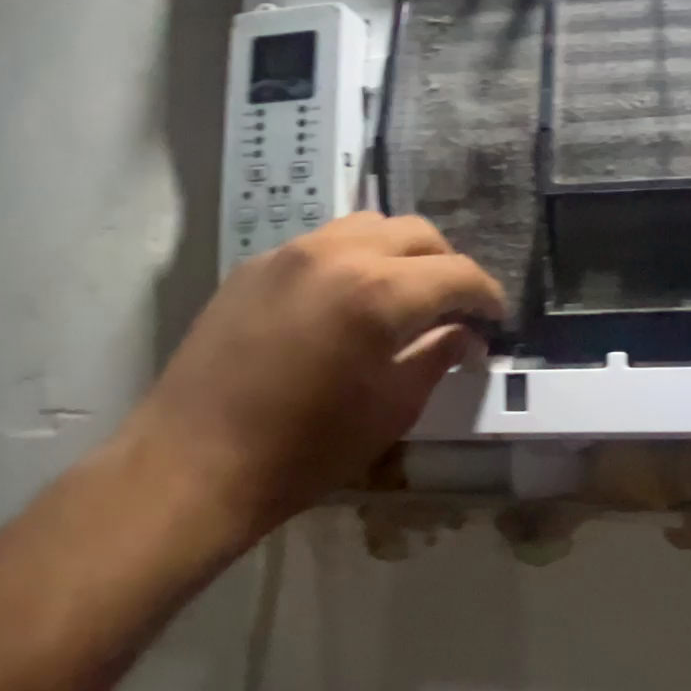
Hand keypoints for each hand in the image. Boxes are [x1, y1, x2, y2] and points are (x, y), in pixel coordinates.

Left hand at [125, 212, 504, 537]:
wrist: (195, 463)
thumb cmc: (306, 449)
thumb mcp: (391, 409)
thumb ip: (437, 357)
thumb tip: (464, 333)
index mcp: (380, 292)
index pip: (458, 274)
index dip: (487, 295)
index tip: (495, 319)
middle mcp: (338, 254)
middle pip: (417, 234)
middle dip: (447, 266)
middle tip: (453, 308)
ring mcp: (290, 253)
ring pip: (368, 226)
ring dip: (400, 253)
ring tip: (403, 295)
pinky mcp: (256, 266)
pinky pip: (322, 243)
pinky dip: (353, 260)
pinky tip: (346, 301)